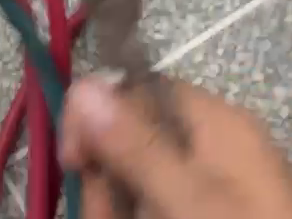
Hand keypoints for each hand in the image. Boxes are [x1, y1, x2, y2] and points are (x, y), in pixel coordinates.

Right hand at [61, 73, 291, 218]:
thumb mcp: (193, 207)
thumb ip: (137, 146)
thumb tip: (84, 86)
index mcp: (217, 125)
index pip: (134, 88)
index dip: (95, 115)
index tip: (74, 161)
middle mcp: (215, 148)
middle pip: (129, 138)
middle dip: (108, 182)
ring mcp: (217, 191)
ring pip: (138, 182)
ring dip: (116, 210)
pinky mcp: (215, 216)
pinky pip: (159, 207)